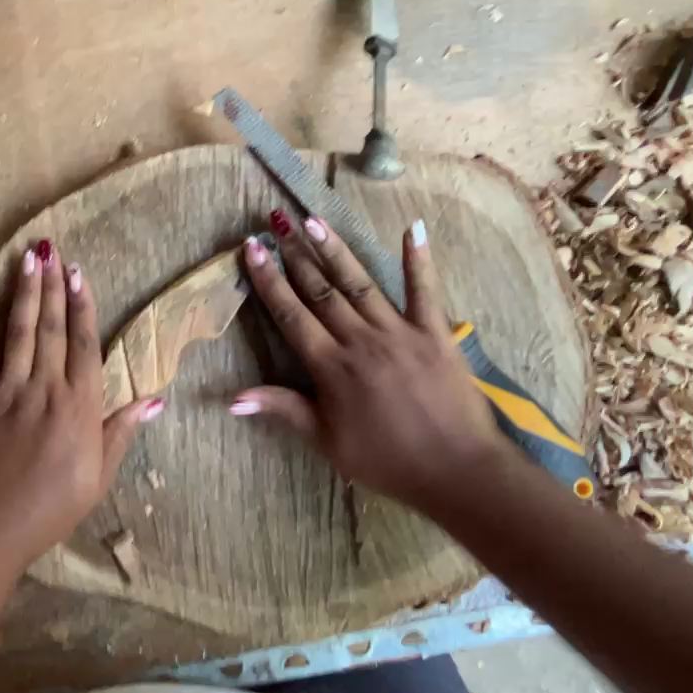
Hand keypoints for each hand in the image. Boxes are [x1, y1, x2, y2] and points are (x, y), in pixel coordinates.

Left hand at [0, 241, 161, 568]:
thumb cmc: (57, 503)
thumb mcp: (101, 473)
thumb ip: (122, 430)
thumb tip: (154, 399)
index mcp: (80, 404)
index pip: (83, 343)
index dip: (82, 305)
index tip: (79, 273)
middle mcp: (46, 387)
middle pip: (51, 328)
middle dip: (52, 286)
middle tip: (51, 250)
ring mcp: (10, 390)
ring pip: (19, 332)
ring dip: (23, 292)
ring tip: (27, 259)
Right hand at [232, 211, 505, 511]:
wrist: (459, 472)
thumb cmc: (388, 461)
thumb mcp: (327, 442)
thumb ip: (283, 410)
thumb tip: (232, 399)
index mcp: (331, 367)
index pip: (291, 315)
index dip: (269, 280)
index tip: (252, 248)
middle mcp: (360, 340)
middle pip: (321, 291)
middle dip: (295, 256)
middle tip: (277, 224)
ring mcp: (399, 332)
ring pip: (359, 283)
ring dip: (335, 250)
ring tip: (314, 220)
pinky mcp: (435, 333)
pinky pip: (425, 291)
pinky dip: (418, 259)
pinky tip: (414, 227)